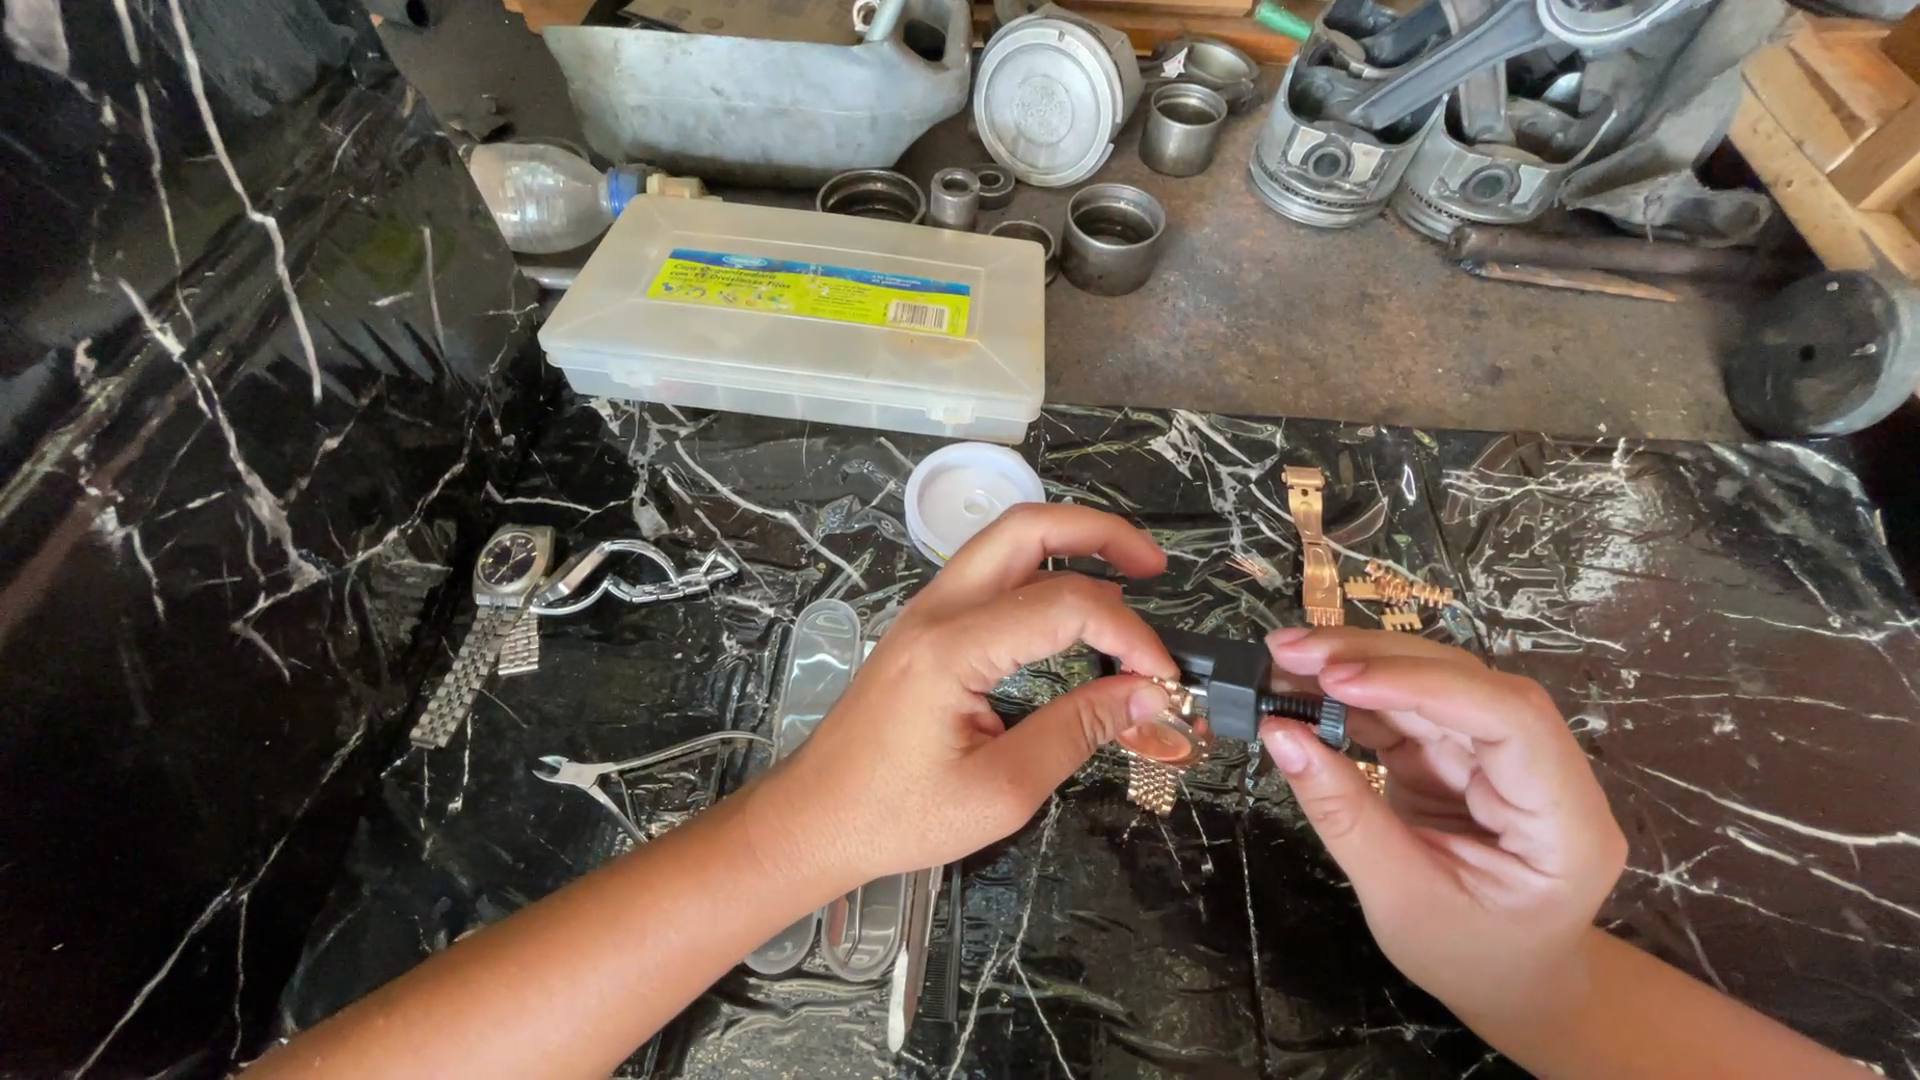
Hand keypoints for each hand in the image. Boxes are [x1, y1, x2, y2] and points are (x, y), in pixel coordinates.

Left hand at [742, 504, 1177, 892]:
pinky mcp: (925, 626)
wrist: (814, 818)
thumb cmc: (899, 816)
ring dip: (1069, 543)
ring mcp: (926, 611)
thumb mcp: (1002, 789)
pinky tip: (1070, 608)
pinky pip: (990, 574)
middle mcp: (937, 609)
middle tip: (1155, 566)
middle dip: (1100, 533)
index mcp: (953, 646)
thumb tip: (1149, 693)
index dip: (1128, 632)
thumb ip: (1079, 730)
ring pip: (1005, 541)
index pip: (1063, 605)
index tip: (1163, 677)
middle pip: (1026, 527)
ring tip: (1126, 577)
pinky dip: (1041, 573)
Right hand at [1257, 627, 1626, 1025]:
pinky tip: (1300, 686)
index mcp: (1562, 820)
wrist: (1502, 980)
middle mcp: (1536, 770)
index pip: (1508, 719)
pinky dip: (1344, 696)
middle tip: (1288, 651)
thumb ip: (1342, 814)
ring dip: (1351, 665)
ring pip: (1425, 685)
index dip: (1422, 686)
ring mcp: (1492, 757)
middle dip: (1373, 660)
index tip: (1336, 679)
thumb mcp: (1399, 897)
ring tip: (1282, 657)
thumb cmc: (1468, 954)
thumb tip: (1279, 733)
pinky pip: (1397, 711)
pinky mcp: (1450, 755)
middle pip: (1463, 684)